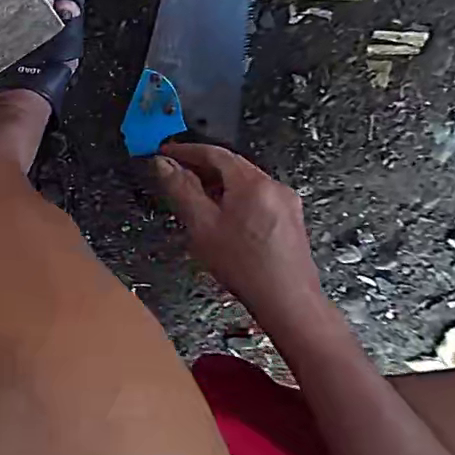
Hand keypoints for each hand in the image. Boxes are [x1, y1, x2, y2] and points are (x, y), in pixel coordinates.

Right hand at [150, 143, 323, 320]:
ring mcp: (286, 202)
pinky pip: (257, 197)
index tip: (166, 152)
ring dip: (218, 184)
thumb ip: (182, 190)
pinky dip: (235, 198)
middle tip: (175, 175)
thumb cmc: (246, 267)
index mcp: (252, 182)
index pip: (214, 153)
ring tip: (195, 198)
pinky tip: (222, 217)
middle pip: (231, 166)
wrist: (289, 304)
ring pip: (245, 182)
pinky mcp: (291, 219)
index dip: (186, 151)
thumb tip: (164, 164)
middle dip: (201, 168)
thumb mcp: (203, 226)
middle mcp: (273, 186)